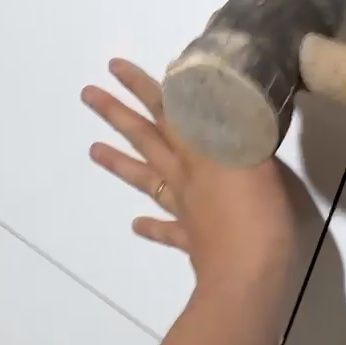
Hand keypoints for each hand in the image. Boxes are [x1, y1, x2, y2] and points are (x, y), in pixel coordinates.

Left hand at [82, 58, 297, 293]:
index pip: (166, 109)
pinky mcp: (191, 241)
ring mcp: (184, 209)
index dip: (141, 87)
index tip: (115, 68)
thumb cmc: (257, 211)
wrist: (248, 276)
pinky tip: (136, 224)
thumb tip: (225, 91)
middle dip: (117, 113)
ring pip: (145, 178)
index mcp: (198, 151)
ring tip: (92, 150)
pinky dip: (151, 226)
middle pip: (145, 138)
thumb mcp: (254, 154)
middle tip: (87, 95)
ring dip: (119, 163)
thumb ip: (237, 122)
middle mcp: (184, 175)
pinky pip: (167, 231)